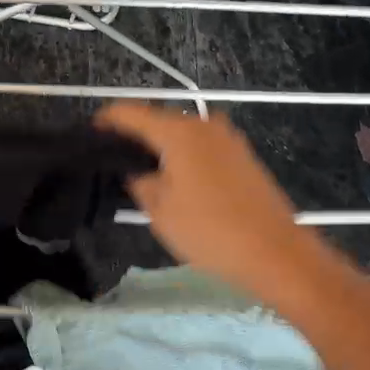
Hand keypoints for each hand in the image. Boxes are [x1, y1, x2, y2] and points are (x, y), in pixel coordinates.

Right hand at [97, 103, 307, 292]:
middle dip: (135, 137)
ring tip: (145, 175)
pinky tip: (179, 184)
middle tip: (114, 161)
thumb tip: (136, 171)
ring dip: (162, 148)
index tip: (89, 134)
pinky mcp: (243, 156)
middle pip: (158, 121)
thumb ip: (139, 182)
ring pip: (181, 135)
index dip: (106, 120)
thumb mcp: (161, 212)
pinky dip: (184, 158)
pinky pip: (202, 147)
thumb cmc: (213, 232)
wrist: (280, 256)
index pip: (130, 113)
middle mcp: (204, 124)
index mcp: (178, 131)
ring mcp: (228, 138)